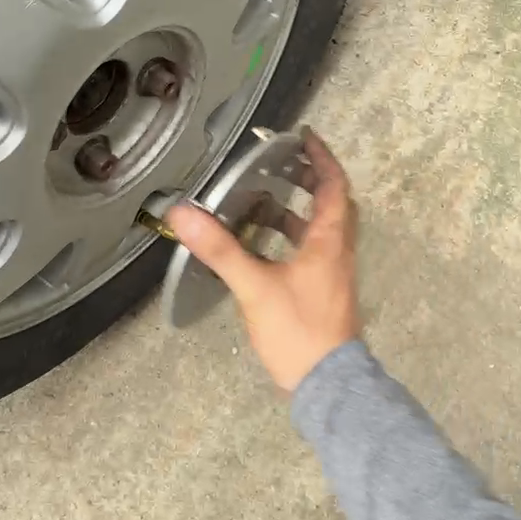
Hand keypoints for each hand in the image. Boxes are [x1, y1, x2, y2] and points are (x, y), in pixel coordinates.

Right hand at [167, 132, 361, 392]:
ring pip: (321, 230)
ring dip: (296, 213)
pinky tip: (263, 250)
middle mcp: (338, 252)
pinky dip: (291, 240)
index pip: (334, 185)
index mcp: (330, 241)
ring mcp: (334, 274)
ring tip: (259, 205)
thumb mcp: (255, 287)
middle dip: (308, 181)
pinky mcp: (326, 293)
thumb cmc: (298, 330)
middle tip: (278, 167)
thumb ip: (220, 250)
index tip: (303, 136)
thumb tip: (182, 214)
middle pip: (332, 204)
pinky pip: (313, 253)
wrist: (327, 382)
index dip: (321, 157)